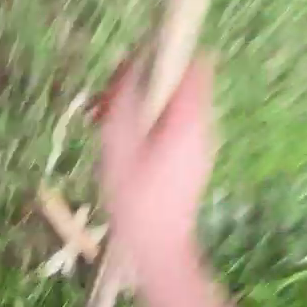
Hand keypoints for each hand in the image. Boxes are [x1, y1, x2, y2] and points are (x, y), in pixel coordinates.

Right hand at [96, 54, 216, 277]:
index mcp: (189, 118)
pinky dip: (145, 130)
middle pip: (177, 83)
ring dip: (137, 110)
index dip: (160, 55)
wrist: (159, 252)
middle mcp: (202, 126)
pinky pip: (170, 130)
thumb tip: (133, 65)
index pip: (191, 60)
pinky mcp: (191, 163)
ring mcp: (200, 146)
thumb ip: (125, 102)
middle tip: (103, 106)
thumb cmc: (137, 203)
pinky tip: (119, 152)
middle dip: (140, 85)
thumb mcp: (120, 147)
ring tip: (103, 128)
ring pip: (170, 108)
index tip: (128, 72)